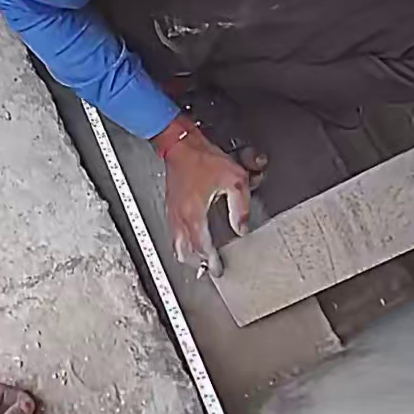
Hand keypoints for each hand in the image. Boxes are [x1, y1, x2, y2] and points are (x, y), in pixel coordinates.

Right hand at [159, 126, 266, 277]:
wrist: (181, 145)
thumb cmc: (203, 158)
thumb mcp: (234, 180)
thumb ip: (240, 207)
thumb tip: (242, 227)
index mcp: (195, 214)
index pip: (202, 246)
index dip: (210, 260)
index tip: (217, 269)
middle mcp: (181, 216)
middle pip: (184, 251)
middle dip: (195, 262)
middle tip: (206, 268)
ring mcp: (173, 212)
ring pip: (176, 242)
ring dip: (186, 254)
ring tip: (196, 260)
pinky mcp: (170, 206)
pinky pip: (173, 231)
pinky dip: (180, 241)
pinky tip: (187, 240)